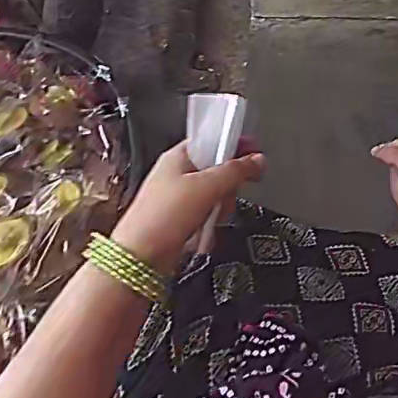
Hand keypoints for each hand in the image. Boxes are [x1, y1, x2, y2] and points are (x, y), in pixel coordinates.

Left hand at [108, 141, 264, 271]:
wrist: (142, 257)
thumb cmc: (161, 217)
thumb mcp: (207, 185)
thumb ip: (236, 170)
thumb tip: (256, 161)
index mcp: (179, 156)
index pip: (213, 139)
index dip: (234, 143)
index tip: (253, 151)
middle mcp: (178, 174)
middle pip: (218, 169)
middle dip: (230, 183)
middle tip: (231, 191)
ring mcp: (180, 198)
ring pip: (216, 194)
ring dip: (221, 205)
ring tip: (215, 214)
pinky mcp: (182, 219)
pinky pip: (208, 214)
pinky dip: (212, 221)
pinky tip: (207, 229)